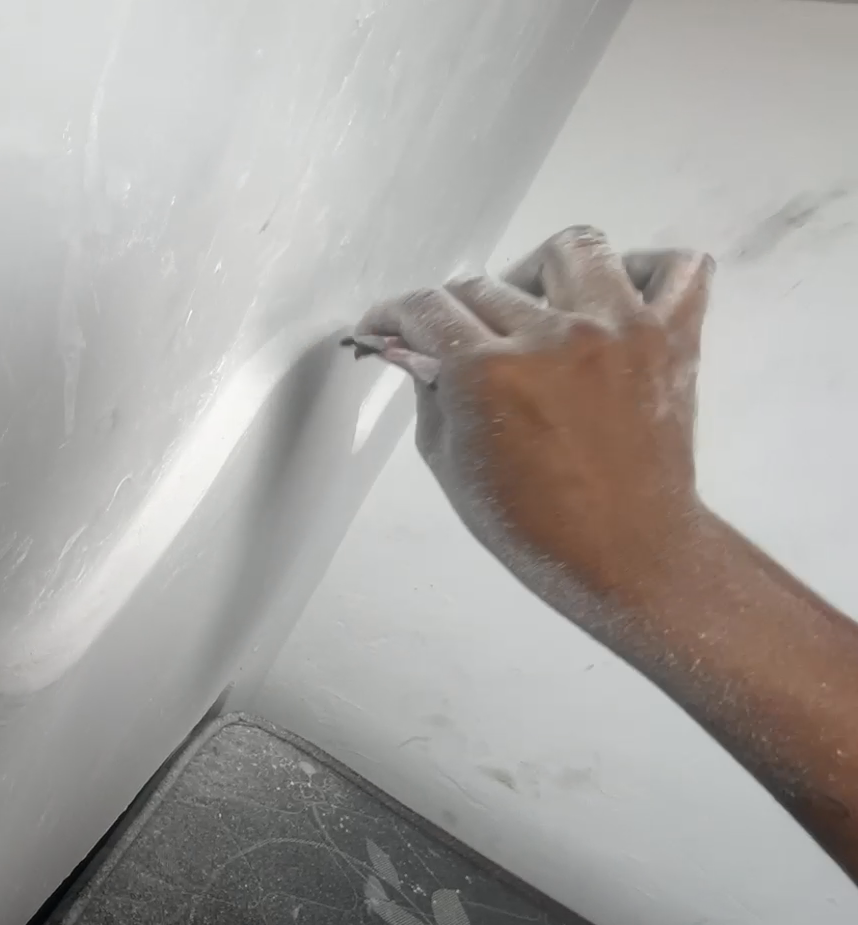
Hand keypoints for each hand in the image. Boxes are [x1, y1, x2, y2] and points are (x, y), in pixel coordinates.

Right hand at [355, 225, 716, 614]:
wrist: (614, 541)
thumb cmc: (515, 511)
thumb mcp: (442, 450)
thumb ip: (428, 386)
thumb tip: (407, 347)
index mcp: (485, 371)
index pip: (425, 310)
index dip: (390, 314)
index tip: (381, 326)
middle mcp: (552, 335)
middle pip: (481, 284)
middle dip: (446, 311)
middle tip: (442, 341)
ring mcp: (621, 328)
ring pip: (572, 249)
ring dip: (532, 273)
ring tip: (526, 311)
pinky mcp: (674, 334)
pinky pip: (675, 265)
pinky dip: (638, 272)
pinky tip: (604, 304)